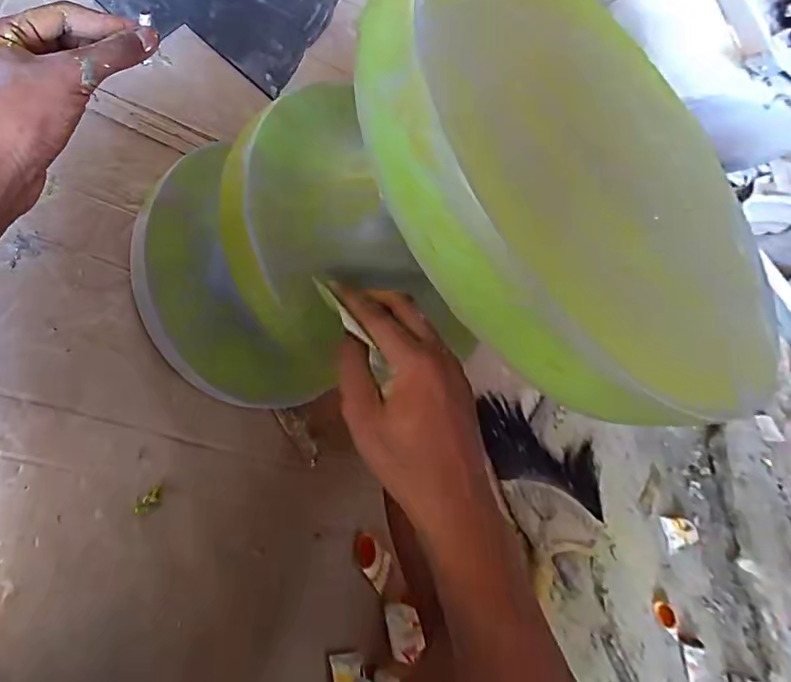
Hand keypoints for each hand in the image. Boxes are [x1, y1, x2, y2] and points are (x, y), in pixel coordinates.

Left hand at [0, 2, 157, 216]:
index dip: (104, 23)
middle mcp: (6, 53)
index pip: (62, 15)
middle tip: (139, 47)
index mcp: (4, 34)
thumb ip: (112, 53)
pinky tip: (101, 84)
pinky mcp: (26, 109)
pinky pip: (59, 85)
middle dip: (100, 40)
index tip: (140, 33)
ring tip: (127, 62)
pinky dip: (82, 82)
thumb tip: (149, 36)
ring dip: (93, 61)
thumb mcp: (71, 77)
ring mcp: (14, 83)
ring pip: (62, 61)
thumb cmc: (24, 119)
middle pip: (63, 36)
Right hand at [333, 286, 496, 541]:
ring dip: (394, 311)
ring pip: (423, 322)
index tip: (330, 285)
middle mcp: (440, 357)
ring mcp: (455, 369)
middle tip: (346, 298)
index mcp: (415, 362)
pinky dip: (408, 329)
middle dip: (376, 297)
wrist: (457, 505)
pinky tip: (390, 343)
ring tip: (363, 317)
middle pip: (408, 308)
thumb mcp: (362, 416)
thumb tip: (349, 336)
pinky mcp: (460, 383)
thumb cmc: (402, 463)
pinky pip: (432, 340)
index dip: (353, 299)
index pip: (379, 317)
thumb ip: (352, 368)